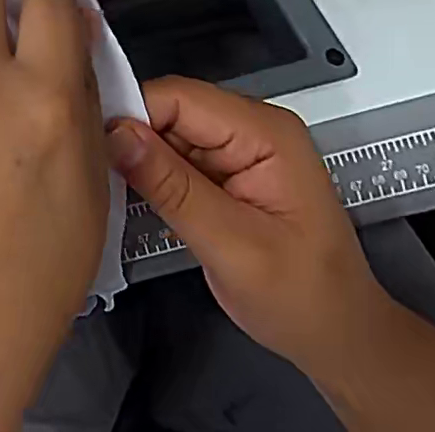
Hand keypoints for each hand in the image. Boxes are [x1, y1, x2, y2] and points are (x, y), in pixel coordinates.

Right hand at [105, 76, 390, 366]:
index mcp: (264, 132)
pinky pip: (171, 153)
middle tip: (100, 174)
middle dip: (133, 137)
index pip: (179, 97)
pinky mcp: (221, 166)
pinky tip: (137, 194)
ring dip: (139, 157)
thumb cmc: (304, 299)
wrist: (339, 337)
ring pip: (164, 130)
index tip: (96, 147)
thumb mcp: (234, 247)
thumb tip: (117, 135)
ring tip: (116, 188)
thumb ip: (173, 187)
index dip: (133, 114)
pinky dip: (150, 173)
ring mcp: (235, 145)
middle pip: (169, 108)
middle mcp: (249, 125)